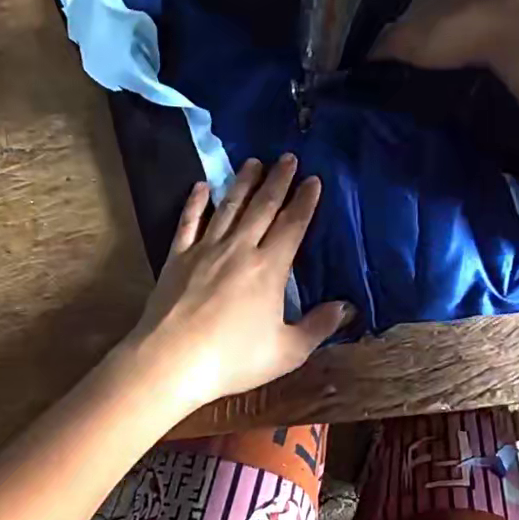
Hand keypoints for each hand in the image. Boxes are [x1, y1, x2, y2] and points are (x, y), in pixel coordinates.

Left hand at [119, 154, 353, 413]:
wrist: (171, 361)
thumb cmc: (233, 359)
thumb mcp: (287, 351)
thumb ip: (318, 327)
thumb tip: (347, 307)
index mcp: (269, 268)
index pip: (292, 226)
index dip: (305, 202)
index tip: (313, 180)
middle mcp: (239, 249)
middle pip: (262, 208)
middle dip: (277, 181)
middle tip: (287, 158)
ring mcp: (204, 251)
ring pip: (228, 208)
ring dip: (242, 183)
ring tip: (252, 162)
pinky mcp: (176, 259)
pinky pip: (188, 223)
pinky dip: (196, 203)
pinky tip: (201, 187)